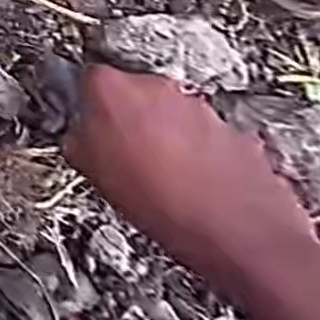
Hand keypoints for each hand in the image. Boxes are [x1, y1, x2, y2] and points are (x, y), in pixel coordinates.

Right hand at [66, 64, 314, 278]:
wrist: (240, 242)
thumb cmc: (160, 202)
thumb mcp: (86, 164)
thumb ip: (78, 132)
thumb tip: (83, 131)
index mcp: (111, 86)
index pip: (89, 77)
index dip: (89, 101)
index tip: (89, 118)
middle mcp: (158, 88)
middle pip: (135, 92)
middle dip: (132, 115)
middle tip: (126, 148)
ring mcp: (204, 110)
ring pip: (174, 114)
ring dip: (169, 134)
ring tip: (165, 173)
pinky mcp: (241, 134)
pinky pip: (212, 137)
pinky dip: (204, 153)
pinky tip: (197, 183)